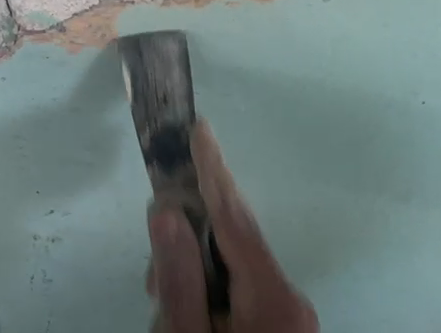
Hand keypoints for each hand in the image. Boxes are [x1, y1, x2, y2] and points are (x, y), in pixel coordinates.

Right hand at [148, 122, 318, 332]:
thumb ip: (177, 276)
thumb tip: (167, 211)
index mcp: (274, 299)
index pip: (234, 216)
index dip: (213, 170)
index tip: (200, 127)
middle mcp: (289, 303)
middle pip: (230, 242)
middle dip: (187, 242)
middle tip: (151, 281)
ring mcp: (288, 322)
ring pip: (229, 272)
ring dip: (192, 281)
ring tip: (166, 320)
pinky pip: (238, 297)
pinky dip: (206, 301)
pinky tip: (186, 325)